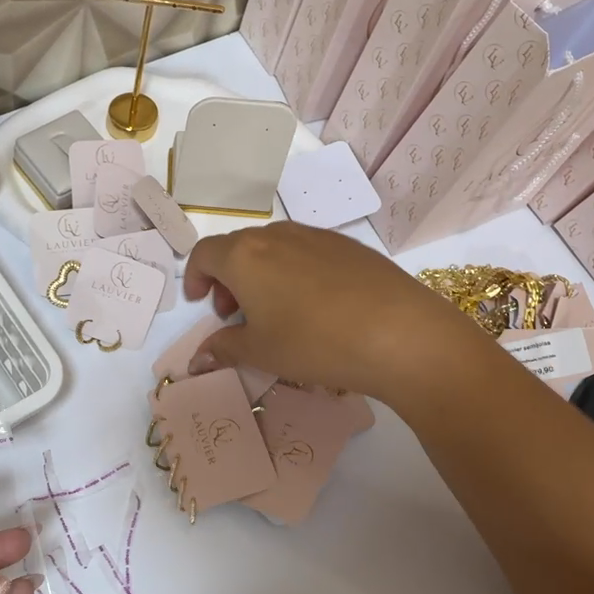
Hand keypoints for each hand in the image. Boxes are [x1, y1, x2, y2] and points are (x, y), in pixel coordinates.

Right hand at [182, 223, 494, 407]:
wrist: (399, 333)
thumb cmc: (313, 342)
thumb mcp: (260, 353)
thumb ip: (223, 350)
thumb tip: (198, 359)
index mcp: (244, 256)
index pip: (204, 254)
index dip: (195, 278)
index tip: (200, 304)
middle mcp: (276, 235)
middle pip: (237, 248)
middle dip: (227, 279)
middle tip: (234, 315)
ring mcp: (316, 236)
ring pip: (273, 248)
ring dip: (260, 275)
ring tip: (273, 313)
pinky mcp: (349, 246)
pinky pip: (305, 253)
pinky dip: (292, 273)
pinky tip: (313, 308)